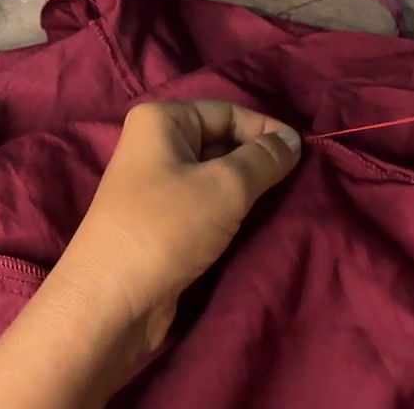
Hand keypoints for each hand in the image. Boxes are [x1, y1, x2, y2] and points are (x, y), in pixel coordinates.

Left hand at [48, 100, 302, 354]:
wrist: (110, 302)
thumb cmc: (167, 228)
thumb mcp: (225, 186)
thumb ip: (264, 159)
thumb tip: (292, 139)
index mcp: (161, 119)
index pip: (226, 111)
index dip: (265, 129)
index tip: (303, 153)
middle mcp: (154, 143)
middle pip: (220, 140)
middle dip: (257, 158)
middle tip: (298, 180)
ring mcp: (154, 183)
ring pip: (214, 174)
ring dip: (246, 187)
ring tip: (283, 201)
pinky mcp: (160, 220)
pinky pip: (204, 202)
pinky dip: (230, 210)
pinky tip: (255, 223)